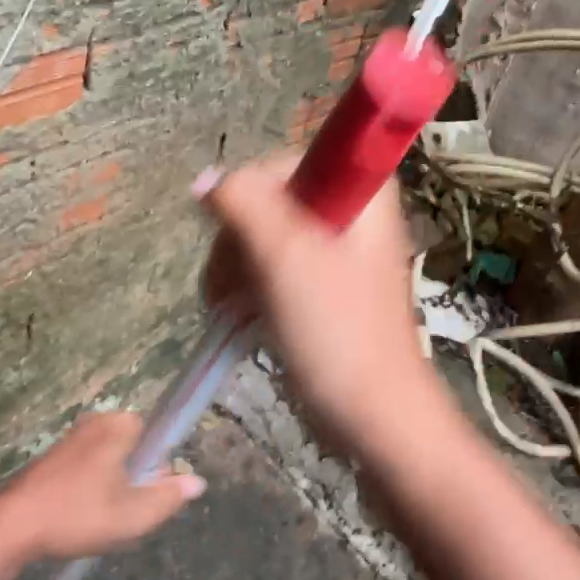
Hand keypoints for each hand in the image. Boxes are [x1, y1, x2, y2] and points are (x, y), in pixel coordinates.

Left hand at [0, 411, 204, 560]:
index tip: (148, 491)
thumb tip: (197, 481)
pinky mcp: (54, 454)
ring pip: (108, 456)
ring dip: (112, 482)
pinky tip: (82, 512)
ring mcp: (72, 436)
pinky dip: (90, 483)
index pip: (154, 432)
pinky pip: (87, 463)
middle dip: (134, 474)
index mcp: (118, 426)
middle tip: (126, 508)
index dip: (156, 463)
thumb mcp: (132, 515)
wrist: (14, 524)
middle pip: (132, 444)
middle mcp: (96, 421)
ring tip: (104, 514)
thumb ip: (168, 497)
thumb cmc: (78, 514)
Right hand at [197, 156, 442, 439]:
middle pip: (269, 198)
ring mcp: (337, 249)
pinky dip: (250, 283)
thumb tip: (204, 179)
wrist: (374, 416)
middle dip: (239, 238)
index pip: (282, 163)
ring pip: (265, 233)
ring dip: (236, 266)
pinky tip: (236, 312)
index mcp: (359, 189)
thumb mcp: (284, 254)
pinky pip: (274, 264)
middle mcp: (350, 208)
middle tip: (226, 283)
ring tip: (225, 306)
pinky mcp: (324, 284)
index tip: (241, 239)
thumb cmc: (336, 329)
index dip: (252, 197)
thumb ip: (243, 202)